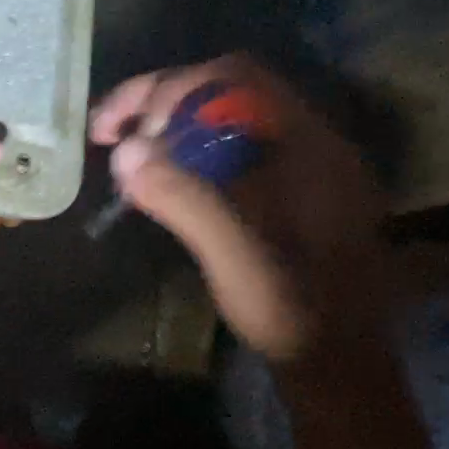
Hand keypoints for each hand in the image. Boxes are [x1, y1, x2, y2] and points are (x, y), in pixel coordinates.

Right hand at [90, 55, 390, 364]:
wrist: (339, 368)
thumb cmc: (294, 312)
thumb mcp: (237, 261)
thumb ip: (186, 201)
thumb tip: (126, 151)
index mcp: (310, 148)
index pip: (234, 80)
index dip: (170, 90)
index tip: (127, 128)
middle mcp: (308, 141)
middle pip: (224, 88)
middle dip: (159, 100)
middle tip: (109, 132)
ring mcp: (297, 162)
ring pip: (220, 112)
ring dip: (165, 119)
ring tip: (122, 146)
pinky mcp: (282, 185)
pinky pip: (223, 139)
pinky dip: (181, 143)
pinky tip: (156, 170)